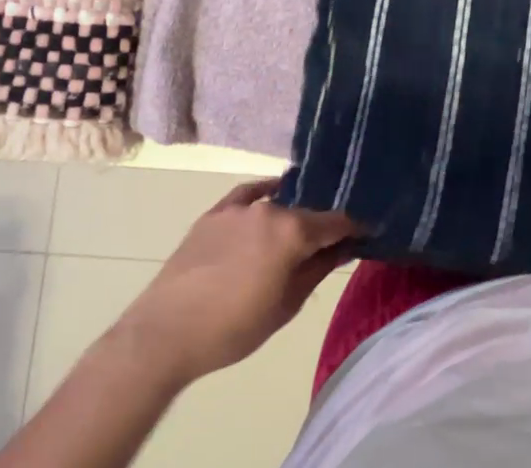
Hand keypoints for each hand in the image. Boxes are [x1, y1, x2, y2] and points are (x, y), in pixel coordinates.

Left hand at [107, 180, 361, 386]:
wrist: (162, 336)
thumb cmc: (233, 328)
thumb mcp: (287, 305)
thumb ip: (320, 269)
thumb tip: (347, 246)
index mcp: (294, 231)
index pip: (338, 222)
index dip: (356, 229)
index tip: (368, 235)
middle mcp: (271, 209)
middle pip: (309, 211)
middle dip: (324, 224)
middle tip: (333, 240)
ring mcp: (239, 209)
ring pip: (280, 203)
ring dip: (295, 213)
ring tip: (301, 227)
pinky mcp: (213, 215)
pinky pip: (248, 195)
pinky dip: (264, 195)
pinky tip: (273, 196)